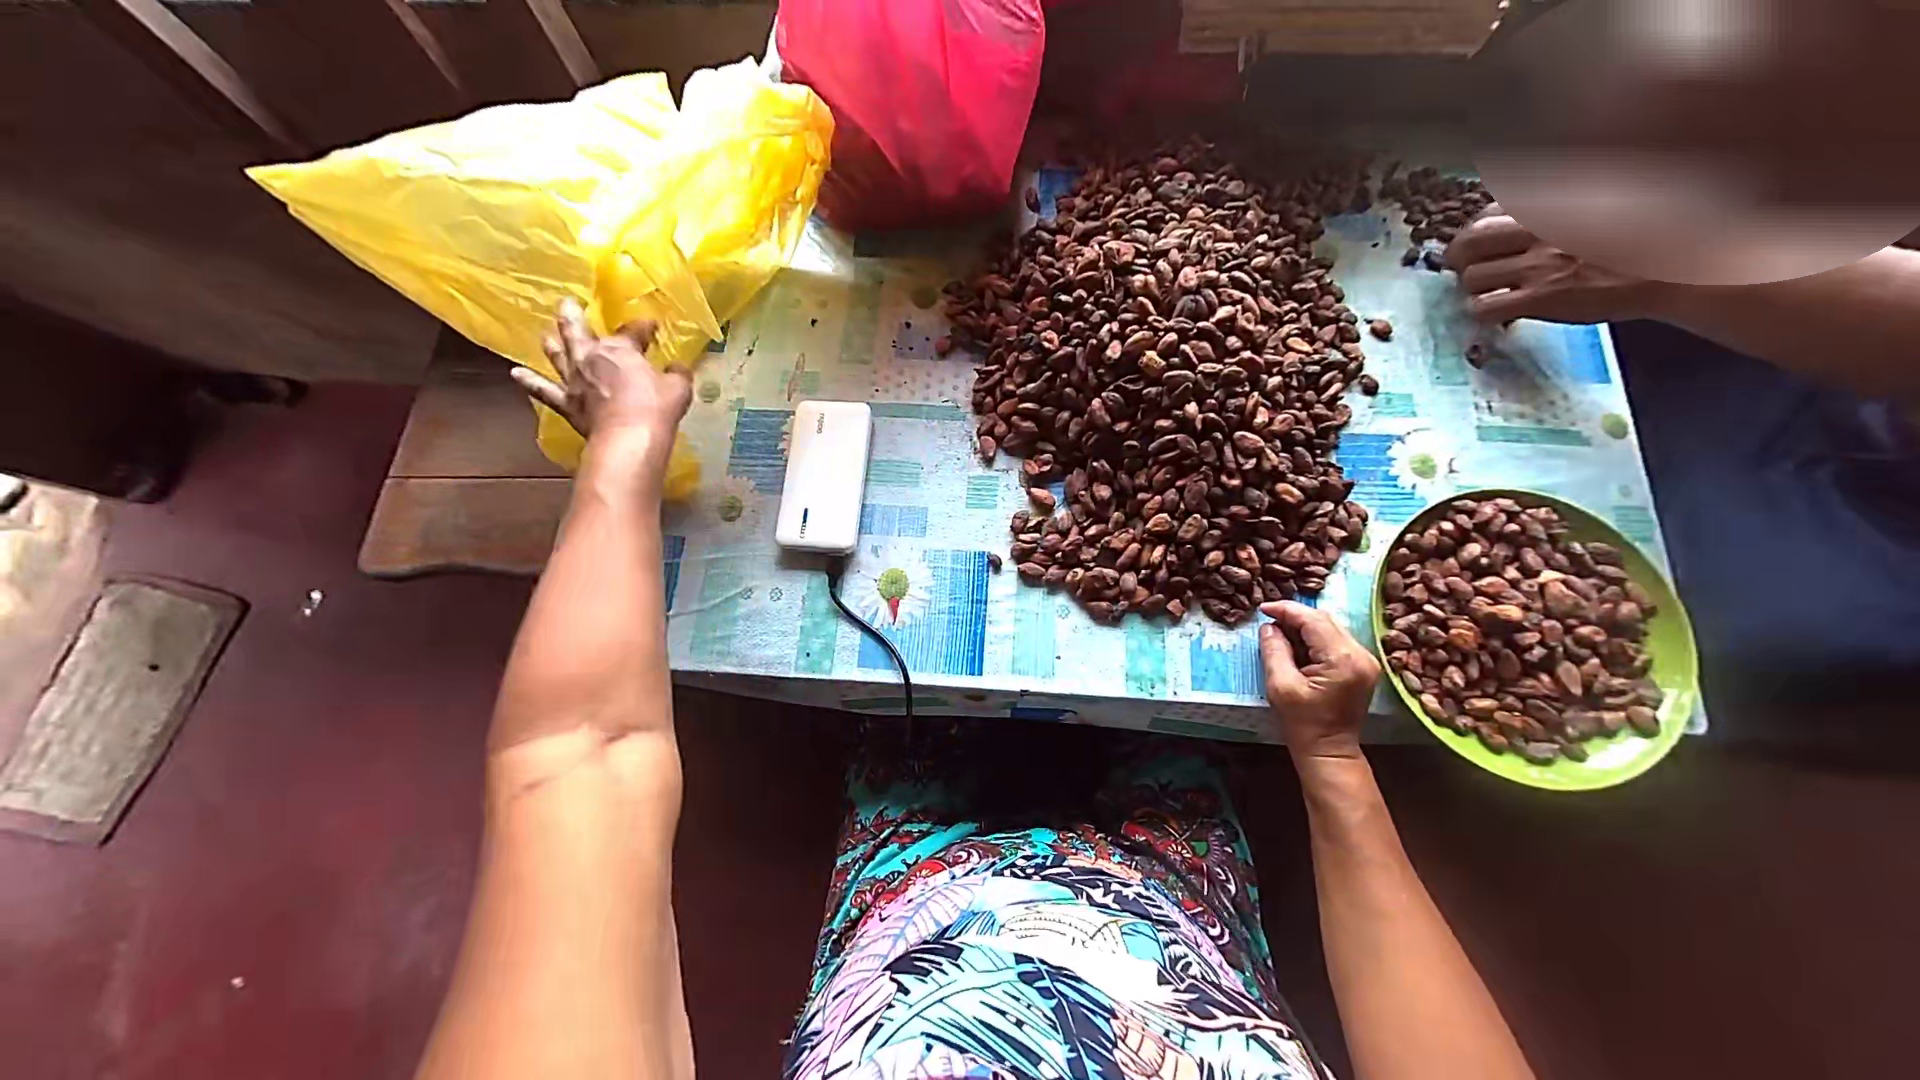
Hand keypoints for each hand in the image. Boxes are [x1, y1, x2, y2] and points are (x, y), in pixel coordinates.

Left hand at [511, 300, 693, 474]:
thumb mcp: (678, 388)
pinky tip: (516, 373)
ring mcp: (575, 380)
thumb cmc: (656, 408)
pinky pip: (544, 391)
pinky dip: (530, 382)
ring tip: (547, 333)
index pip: (633, 331)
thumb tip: (678, 367)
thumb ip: (678, 373)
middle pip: (578, 330)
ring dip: (552, 342)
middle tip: (569, 303)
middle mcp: (591, 357)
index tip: (652, 326)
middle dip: (574, 314)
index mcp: (620, 349)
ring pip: (558, 354)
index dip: (643, 326)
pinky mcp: (567, 403)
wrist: (629, 439)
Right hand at [1258, 601, 1380, 761]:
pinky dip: (1314, 638)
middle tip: (1269, 622)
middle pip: (1325, 620)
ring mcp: (1365, 660)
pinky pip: (1335, 640)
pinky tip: (1297, 646)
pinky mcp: (1362, 666)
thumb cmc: (1302, 723)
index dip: (1286, 610)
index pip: (1313, 620)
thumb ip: (1274, 650)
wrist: (1329, 750)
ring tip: (1280, 634)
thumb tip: (1269, 626)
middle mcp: (1361, 654)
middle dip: (1295, 616)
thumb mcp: (1280, 685)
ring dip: (1304, 627)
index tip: (1262, 608)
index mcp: (1342, 659)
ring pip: (1330, 627)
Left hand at [1445, 205, 1665, 324]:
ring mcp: (1540, 264)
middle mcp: (1542, 228)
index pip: (1487, 212)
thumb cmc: (1647, 232)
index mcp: (1556, 201)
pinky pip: (1484, 308)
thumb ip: (1560, 202)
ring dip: (1475, 287)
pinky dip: (1483, 312)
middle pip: (1468, 241)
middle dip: (1459, 257)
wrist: (1688, 263)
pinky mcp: (1542, 297)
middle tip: (1468, 268)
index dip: (1478, 230)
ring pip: (1471, 278)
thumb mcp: (1603, 199)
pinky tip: (1502, 311)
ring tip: (1494, 290)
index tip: (1485, 242)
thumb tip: (1520, 207)